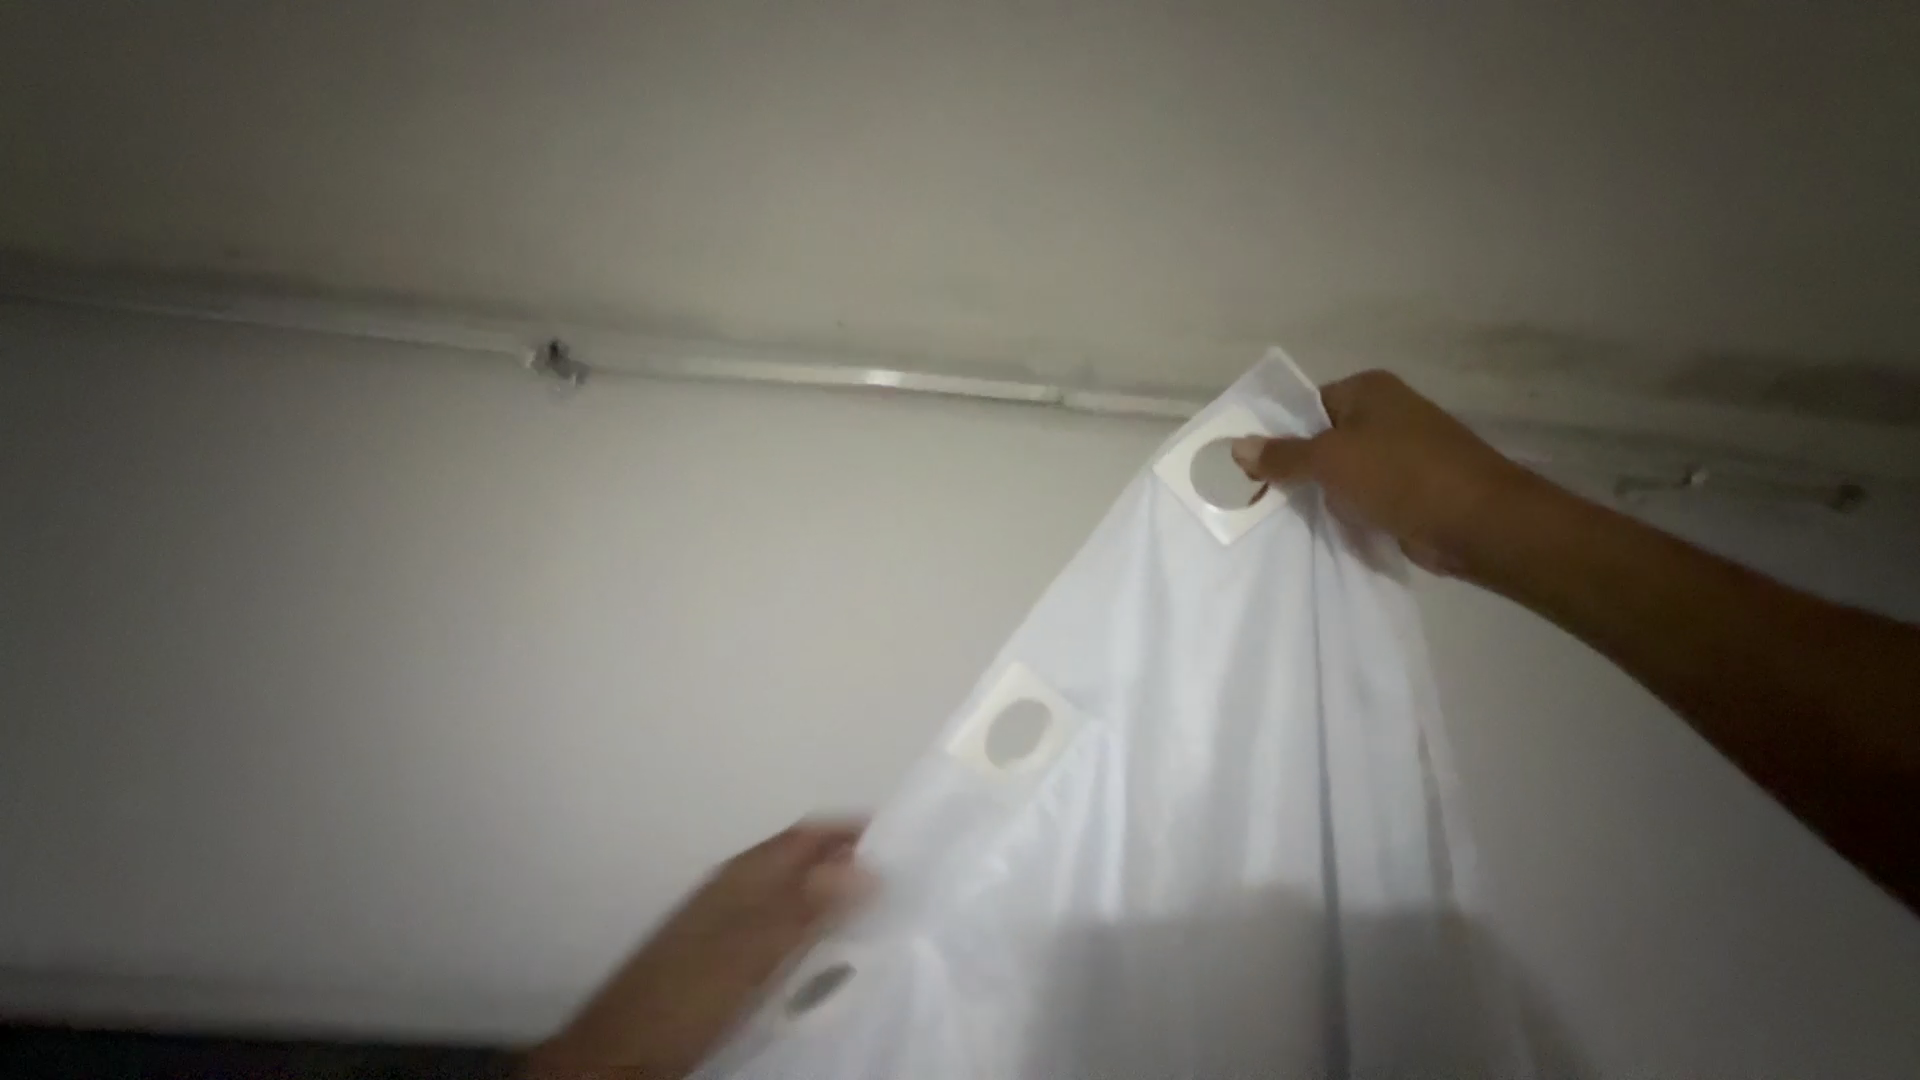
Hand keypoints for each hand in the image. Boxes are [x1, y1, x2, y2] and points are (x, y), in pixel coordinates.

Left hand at [526, 820, 873, 1077]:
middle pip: (805, 860)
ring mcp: (727, 916)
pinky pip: (780, 922)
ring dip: (831, 897)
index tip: (901, 844)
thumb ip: (808, 906)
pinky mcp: (722, 949)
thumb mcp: (754, 949)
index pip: (811, 833)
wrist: (617, 1052)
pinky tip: (823, 955)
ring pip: (794, 891)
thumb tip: (868, 865)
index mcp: (747, 872)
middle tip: (897, 888)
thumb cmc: (689, 993)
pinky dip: (809, 926)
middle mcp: (738, 883)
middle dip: (848, 866)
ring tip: (873, 920)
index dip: (853, 832)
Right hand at [1232, 370, 1535, 574]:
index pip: (1304, 405)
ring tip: (1281, 516)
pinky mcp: (1407, 490)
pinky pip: (1360, 497)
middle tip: (1257, 495)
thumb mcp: (1329, 459)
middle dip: (1291, 468)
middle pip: (1319, 439)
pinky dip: (1341, 511)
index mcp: (1368, 391)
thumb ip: (1281, 455)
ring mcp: (1399, 454)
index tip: (1247, 467)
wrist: (1479, 523)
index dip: (1274, 434)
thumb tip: (1237, 446)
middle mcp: (1384, 415)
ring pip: (1338, 472)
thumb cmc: (1401, 475)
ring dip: (1316, 494)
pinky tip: (1318, 528)